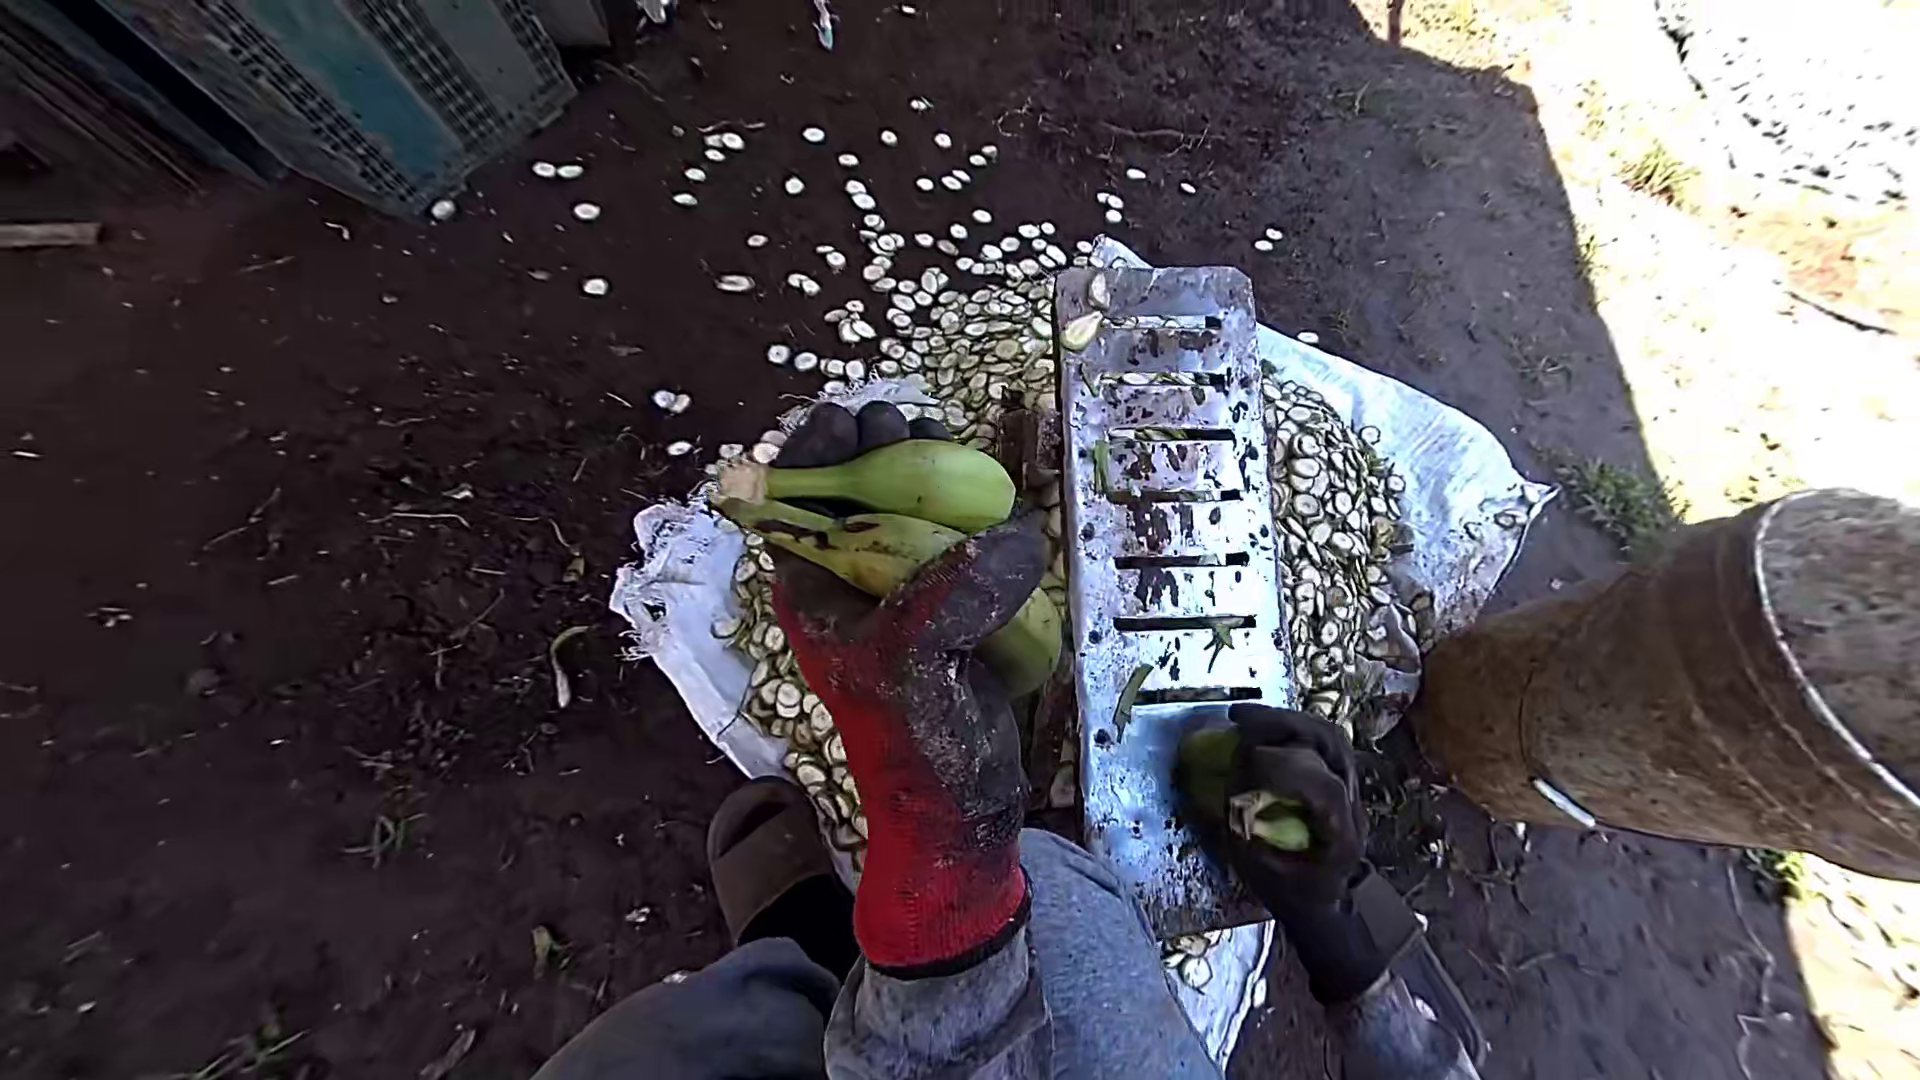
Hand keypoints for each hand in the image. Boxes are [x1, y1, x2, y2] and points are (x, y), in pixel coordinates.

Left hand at [770, 401, 1044, 975]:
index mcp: (818, 599)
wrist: (959, 807)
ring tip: (940, 437)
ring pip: (904, 520)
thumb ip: (951, 598)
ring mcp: (902, 601)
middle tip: (899, 418)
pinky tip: (986, 497)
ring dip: (921, 478)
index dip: (812, 458)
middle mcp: (854, 592)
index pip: (797, 510)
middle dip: (872, 457)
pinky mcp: (948, 612)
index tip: (844, 416)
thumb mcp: (913, 668)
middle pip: (853, 503)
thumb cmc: (915, 745)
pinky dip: (966, 518)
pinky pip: (952, 549)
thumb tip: (1014, 534)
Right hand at [1223, 704, 1366, 911]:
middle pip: (1329, 745)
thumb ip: (1248, 829)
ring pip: (1326, 734)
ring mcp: (1348, 787)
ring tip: (1244, 715)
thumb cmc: (1288, 889)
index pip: (1321, 787)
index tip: (1241, 762)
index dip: (1280, 768)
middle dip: (1281, 725)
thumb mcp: (1262, 870)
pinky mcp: (1335, 777)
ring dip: (1283, 718)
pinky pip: (1316, 738)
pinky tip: (1257, 722)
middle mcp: (1351, 803)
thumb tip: (1230, 789)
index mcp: (1340, 834)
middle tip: (1238, 719)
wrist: (1323, 902)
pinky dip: (1286, 724)